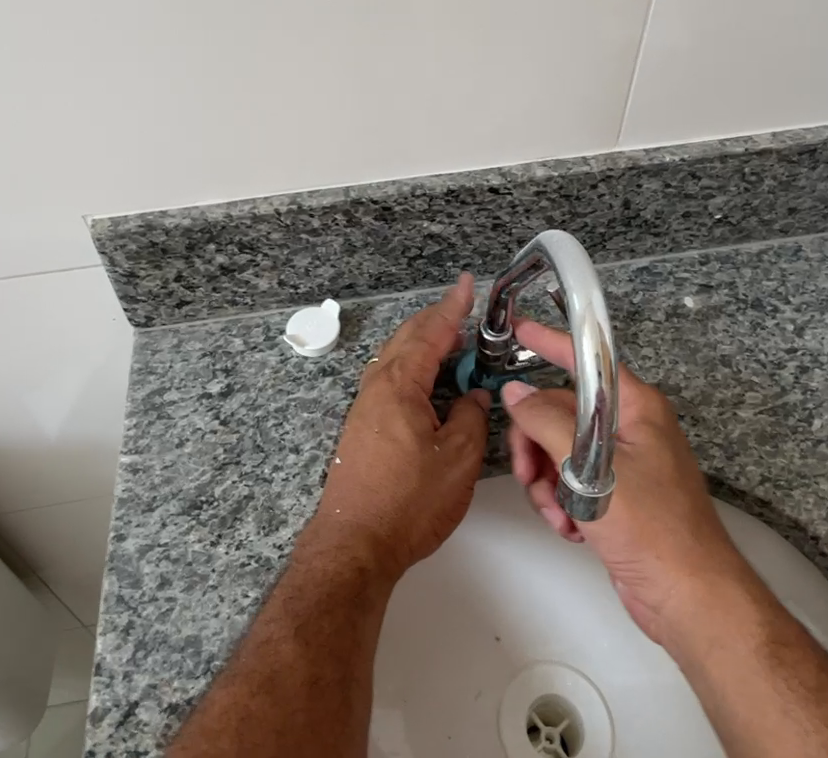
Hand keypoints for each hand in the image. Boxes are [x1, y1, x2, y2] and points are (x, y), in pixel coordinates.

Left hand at [304, 274, 490, 581]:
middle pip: (406, 340)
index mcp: (399, 385)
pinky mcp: (361, 429)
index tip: (467, 284)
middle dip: (435, 321)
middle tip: (462, 311)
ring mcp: (364, 409)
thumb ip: (471, 417)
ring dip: (422, 346)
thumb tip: (473, 397)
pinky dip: (412, 370)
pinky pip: (389, 381)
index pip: (430, 332)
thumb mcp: (458, 459)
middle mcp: (376, 388)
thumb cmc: (408, 502)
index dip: (452, 307)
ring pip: (395, 360)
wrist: (355, 543)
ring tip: (450, 345)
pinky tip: (427, 385)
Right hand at [502, 319, 749, 646]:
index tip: (521, 329)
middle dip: (537, 444)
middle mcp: (629, 428)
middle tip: (529, 473)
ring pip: (559, 450)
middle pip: (561, 411)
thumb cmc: (654, 530)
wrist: (686, 596)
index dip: (552, 343)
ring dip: (547, 482)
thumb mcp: (591, 468)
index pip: (588, 359)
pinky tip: (571, 527)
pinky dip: (561, 502)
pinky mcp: (614, 496)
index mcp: (636, 408)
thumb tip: (516, 393)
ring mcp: (622, 463)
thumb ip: (547, 423)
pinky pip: (570, 482)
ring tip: (558, 512)